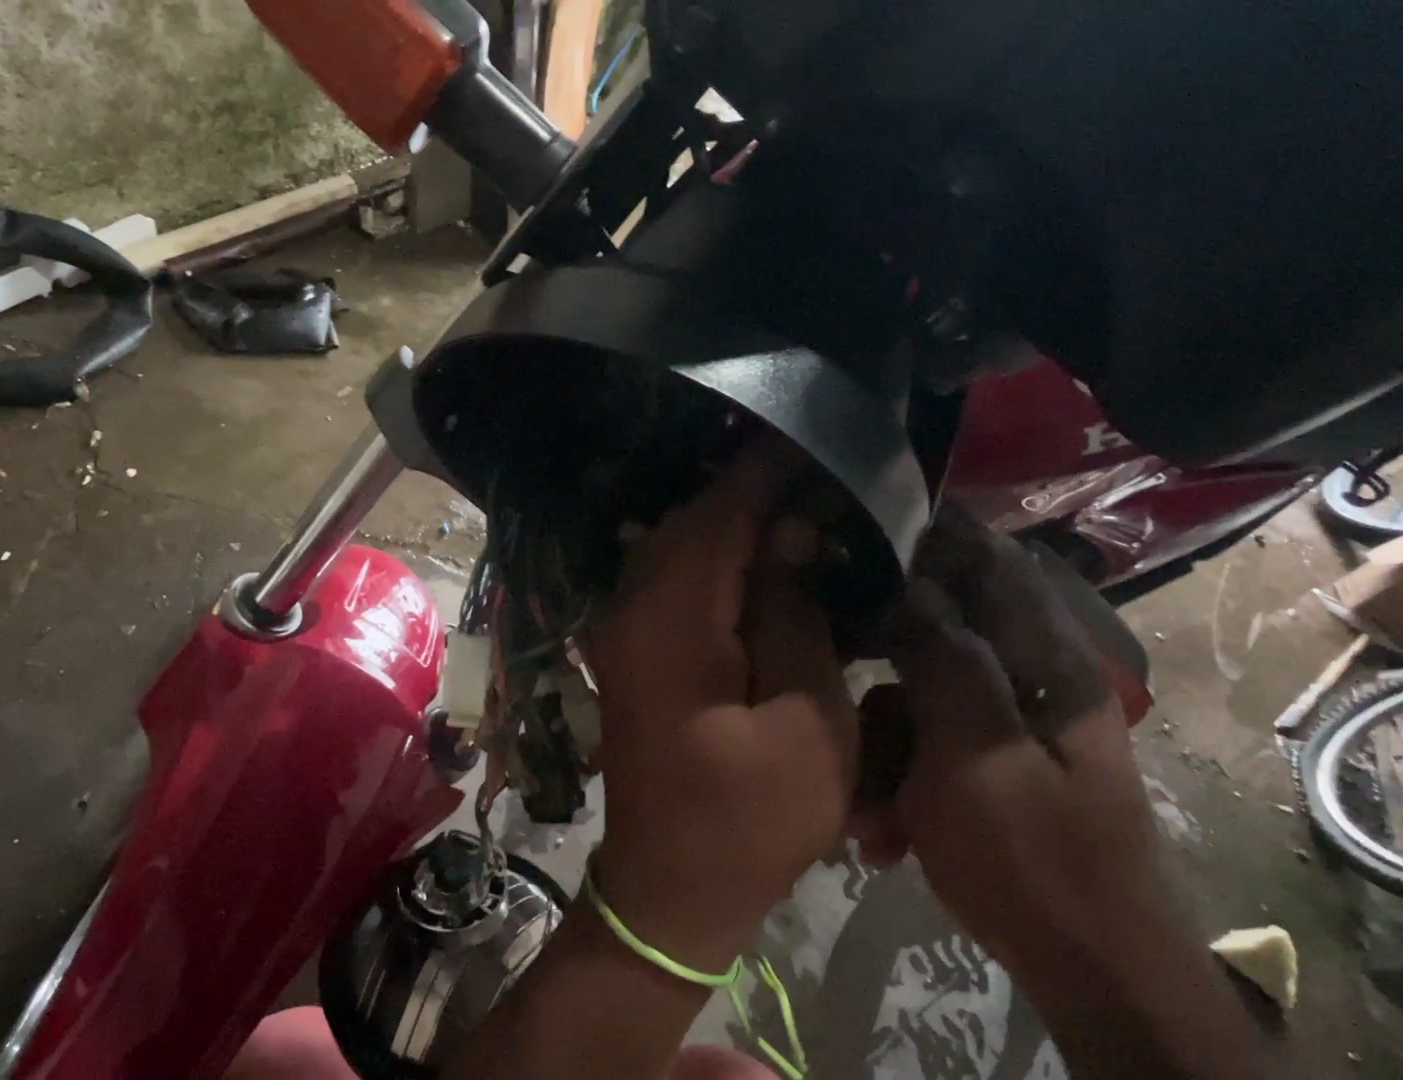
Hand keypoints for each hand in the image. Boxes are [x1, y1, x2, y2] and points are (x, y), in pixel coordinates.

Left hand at [582, 445, 859, 972]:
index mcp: (669, 621)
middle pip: (688, 526)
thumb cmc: (751, 817)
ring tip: (798, 511)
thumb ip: (796, 616)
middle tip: (817, 476)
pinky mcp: (628, 654)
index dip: (764, 475)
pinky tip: (760, 564)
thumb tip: (788, 536)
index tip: (813, 438)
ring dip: (730, 528)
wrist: (671, 885)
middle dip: (750, 496)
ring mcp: (619, 632)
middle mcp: (629, 611)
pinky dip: (712, 565)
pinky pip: (668, 585)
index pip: (716, 518)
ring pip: (675, 552)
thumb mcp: (807, 721)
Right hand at [854, 505, 1169, 970]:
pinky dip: (894, 782)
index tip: (851, 527)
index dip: (926, 536)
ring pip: (919, 697)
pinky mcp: (987, 770)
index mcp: (1047, 664)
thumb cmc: (1032, 858)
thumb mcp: (976, 757)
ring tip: (856, 804)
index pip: (990, 563)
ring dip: (876, 742)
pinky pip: (924, 748)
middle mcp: (1031, 682)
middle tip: (818, 649)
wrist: (1090, 972)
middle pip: (939, 629)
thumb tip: (906, 581)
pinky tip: (877, 831)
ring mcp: (1007, 729)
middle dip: (875, 652)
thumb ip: (944, 663)